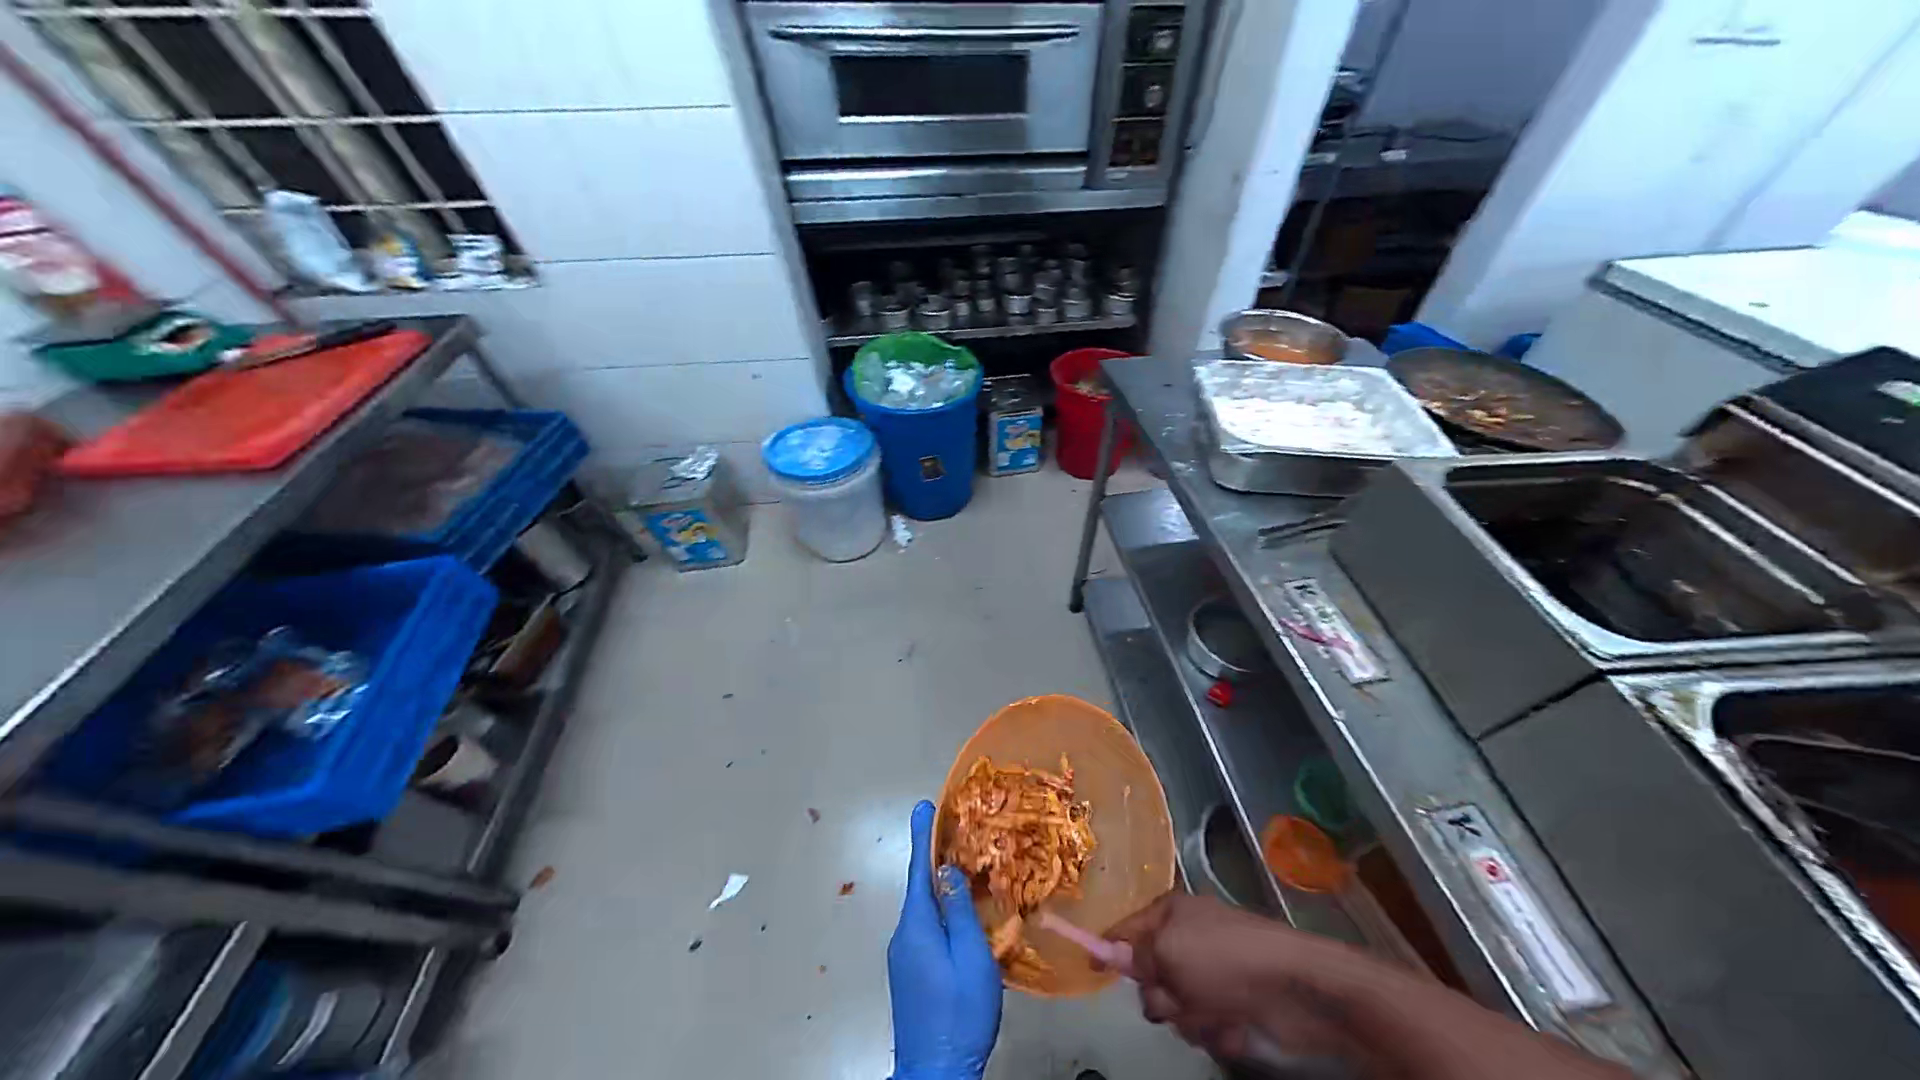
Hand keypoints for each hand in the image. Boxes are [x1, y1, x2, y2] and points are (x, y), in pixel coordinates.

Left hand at [887, 800, 1002, 1079]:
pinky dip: (939, 911)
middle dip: (934, 858)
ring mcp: (903, 955)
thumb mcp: (970, 957)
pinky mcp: (909, 973)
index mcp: (917, 925)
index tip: (923, 805)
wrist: (935, 1071)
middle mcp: (903, 934)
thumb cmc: (959, 1011)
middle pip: (920, 887)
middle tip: (953, 831)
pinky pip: (924, 928)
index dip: (922, 836)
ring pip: (923, 909)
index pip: (918, 869)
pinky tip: (958, 915)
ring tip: (962, 867)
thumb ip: (959, 911)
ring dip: (939, 886)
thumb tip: (946, 869)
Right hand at [1105, 891, 1370, 1061]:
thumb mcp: (1167, 950)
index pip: (1126, 928)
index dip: (1108, 946)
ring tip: (1213, 1013)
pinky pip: (1206, 1024)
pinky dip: (1217, 1030)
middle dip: (1161, 996)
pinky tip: (1234, 1026)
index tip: (1091, 967)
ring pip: (1176, 1007)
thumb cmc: (1222, 958)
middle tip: (1176, 998)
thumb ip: (1135, 954)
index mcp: (1170, 913)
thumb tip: (1110, 952)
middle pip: (1150, 977)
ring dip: (1190, 1017)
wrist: (1295, 987)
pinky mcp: (1233, 1003)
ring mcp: (1211, 972)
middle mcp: (1187, 938)